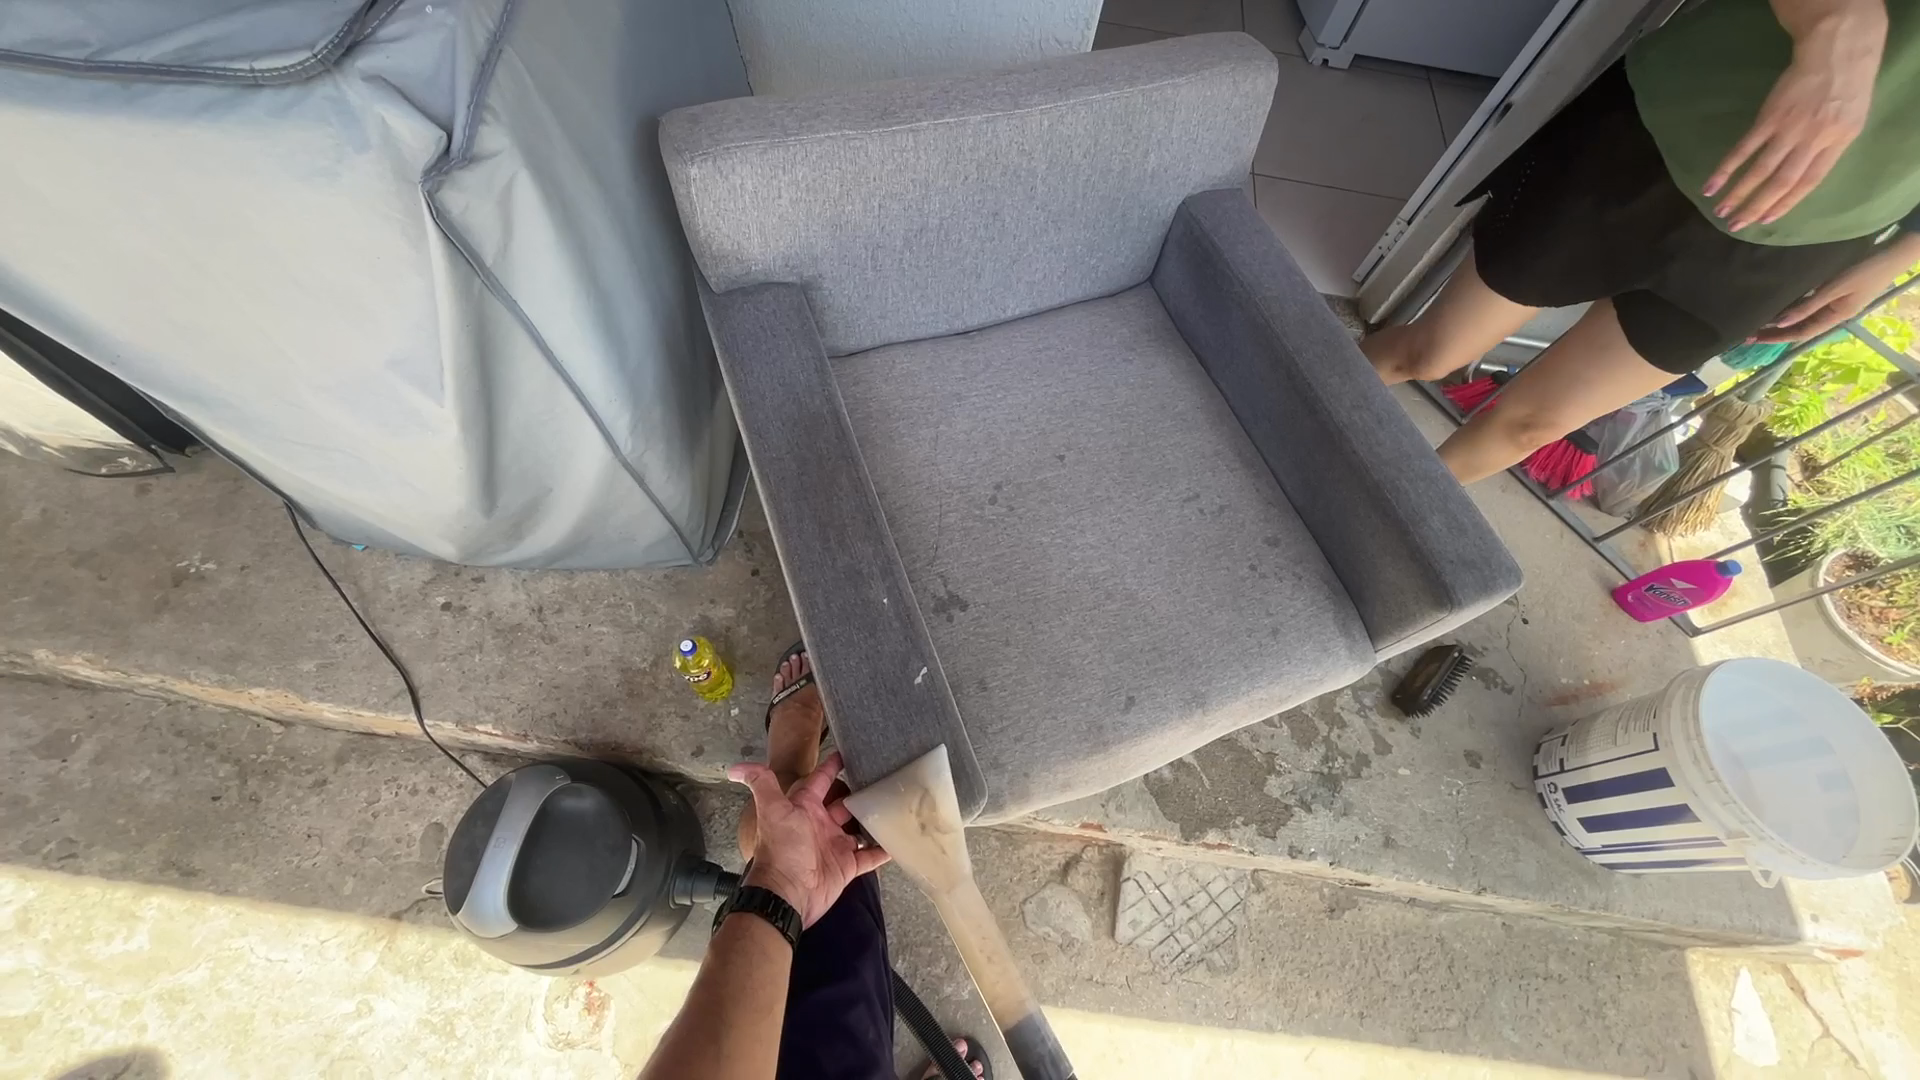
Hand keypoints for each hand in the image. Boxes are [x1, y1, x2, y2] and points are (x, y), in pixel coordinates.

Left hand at [730, 751, 887, 927]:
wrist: (786, 895)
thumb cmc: (781, 848)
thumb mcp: (772, 810)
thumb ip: (761, 784)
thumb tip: (733, 768)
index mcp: (806, 808)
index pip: (821, 781)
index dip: (833, 766)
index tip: (850, 751)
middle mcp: (822, 824)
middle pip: (845, 803)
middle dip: (860, 791)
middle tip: (884, 775)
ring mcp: (836, 845)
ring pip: (860, 827)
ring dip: (874, 818)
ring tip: (897, 802)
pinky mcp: (848, 866)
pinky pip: (870, 855)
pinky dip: (883, 849)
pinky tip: (900, 838)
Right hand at [1705, 22, 1879, 230]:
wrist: (1839, 50)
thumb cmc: (1847, 84)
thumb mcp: (1850, 117)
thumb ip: (1827, 145)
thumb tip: (1799, 174)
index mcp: (1840, 139)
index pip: (1810, 180)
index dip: (1785, 203)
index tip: (1763, 221)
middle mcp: (1816, 138)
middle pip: (1783, 181)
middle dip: (1757, 206)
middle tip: (1735, 224)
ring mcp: (1791, 128)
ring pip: (1762, 170)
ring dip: (1738, 193)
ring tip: (1719, 210)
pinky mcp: (1769, 119)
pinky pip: (1744, 150)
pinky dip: (1725, 170)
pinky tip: (1711, 185)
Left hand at [1754, 240, 1915, 342]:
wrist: (1895, 251)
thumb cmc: (1866, 269)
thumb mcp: (1835, 288)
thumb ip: (1808, 306)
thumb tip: (1780, 324)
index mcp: (1836, 316)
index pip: (1800, 333)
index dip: (1775, 338)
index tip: (1751, 339)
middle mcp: (1834, 313)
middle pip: (1798, 328)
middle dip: (1774, 333)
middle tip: (1746, 335)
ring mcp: (1835, 304)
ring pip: (1801, 318)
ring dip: (1780, 322)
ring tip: (1755, 323)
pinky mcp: (1835, 293)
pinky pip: (1808, 306)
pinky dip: (1791, 309)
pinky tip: (1775, 308)